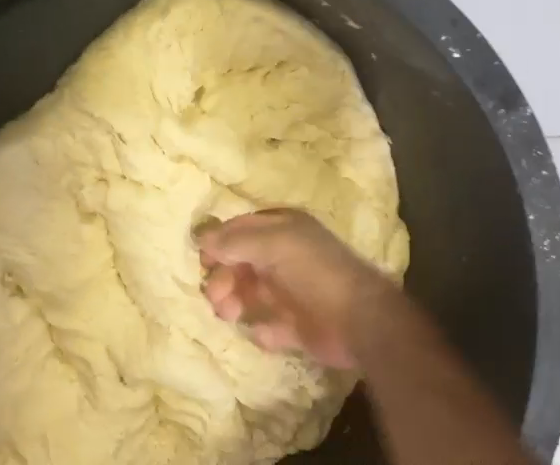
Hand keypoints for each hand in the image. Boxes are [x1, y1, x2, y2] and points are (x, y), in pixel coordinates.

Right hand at [196, 208, 397, 369]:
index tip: (201, 261)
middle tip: (216, 296)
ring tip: (230, 314)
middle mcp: (285, 256)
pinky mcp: (295, 325)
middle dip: (223, 277)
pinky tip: (262, 331)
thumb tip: (202, 238)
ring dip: (233, 302)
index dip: (219, 242)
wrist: (358, 320)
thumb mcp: (274, 243)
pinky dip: (259, 328)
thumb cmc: (314, 271)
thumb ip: (236, 241)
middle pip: (241, 263)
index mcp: (283, 228)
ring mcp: (290, 291)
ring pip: (249, 293)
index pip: (241, 229)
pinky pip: (267, 325)